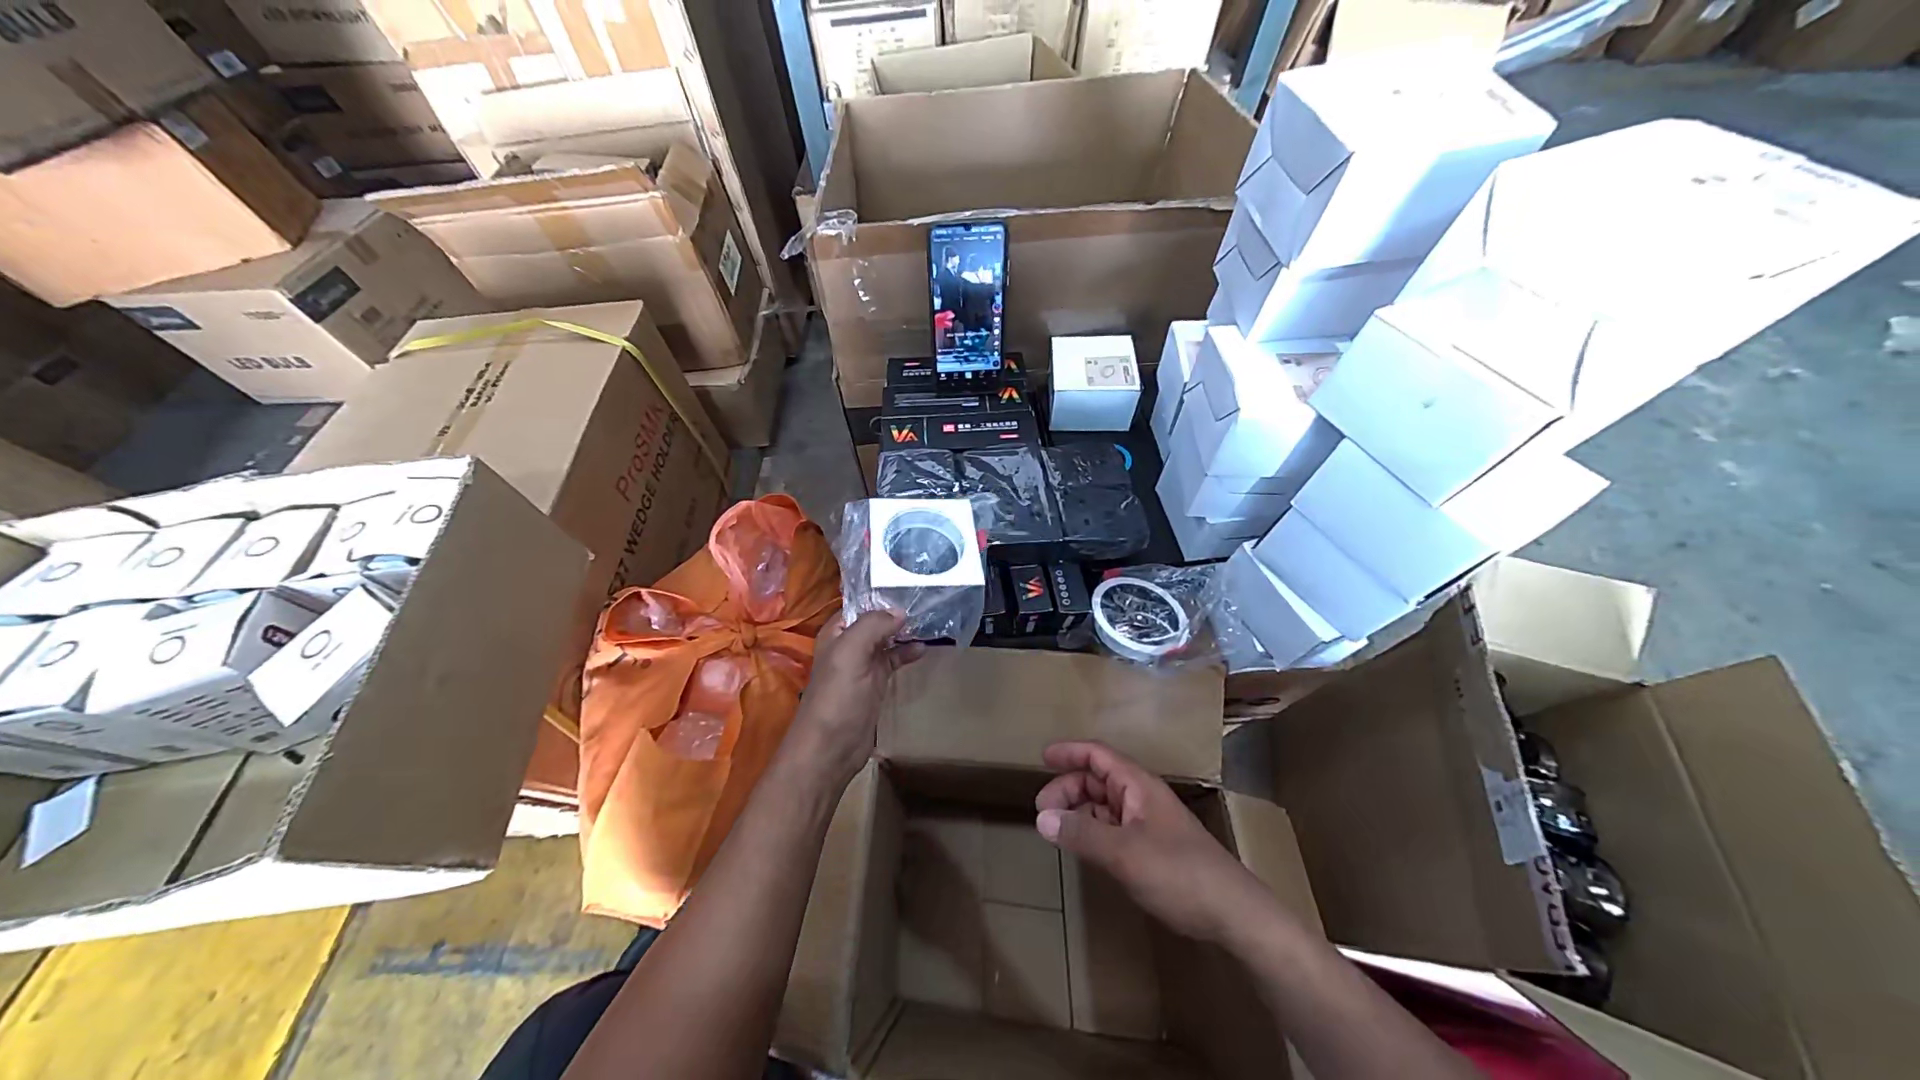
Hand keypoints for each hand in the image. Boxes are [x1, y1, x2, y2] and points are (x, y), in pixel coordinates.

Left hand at [785, 611, 923, 784]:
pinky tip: (924, 648)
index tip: (912, 582)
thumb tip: (900, 611)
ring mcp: (863, 664)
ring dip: (906, 630)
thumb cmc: (836, 698)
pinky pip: (893, 660)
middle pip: (876, 619)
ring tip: (932, 618)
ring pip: (887, 638)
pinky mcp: (875, 683)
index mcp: (837, 632)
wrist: (830, 748)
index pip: (861, 603)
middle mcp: (848, 644)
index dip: (883, 594)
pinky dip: (907, 652)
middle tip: (929, 597)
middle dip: (898, 610)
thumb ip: (872, 626)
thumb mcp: (850, 653)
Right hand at [1035, 741, 1274, 943]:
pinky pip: (1113, 829)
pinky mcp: (1153, 849)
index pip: (1099, 755)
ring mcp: (1149, 824)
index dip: (1070, 752)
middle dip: (1068, 788)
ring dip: (1078, 811)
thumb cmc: (1179, 873)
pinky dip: (1092, 831)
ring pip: (1104, 806)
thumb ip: (1081, 833)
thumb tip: (1041, 817)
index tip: (1041, 757)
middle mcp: (1143, 798)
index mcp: (1139, 786)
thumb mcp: (1124, 853)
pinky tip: (1082, 846)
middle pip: (1098, 780)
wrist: (1234, 914)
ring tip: (1056, 829)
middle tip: (1042, 811)